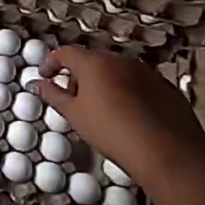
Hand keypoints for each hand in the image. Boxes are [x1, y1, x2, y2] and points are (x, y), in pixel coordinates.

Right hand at [31, 47, 204, 192]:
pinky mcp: (165, 86)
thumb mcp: (74, 115)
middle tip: (72, 97)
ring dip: (104, 83)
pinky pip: (138, 83)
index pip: (65, 53)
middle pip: (91, 60)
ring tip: (100, 109)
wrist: (166, 151)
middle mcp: (120, 60)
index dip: (51, 63)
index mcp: (94, 63)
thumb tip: (39, 84)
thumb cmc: (113, 132)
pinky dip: (127, 92)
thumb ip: (53, 95)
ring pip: (116, 70)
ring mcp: (146, 71)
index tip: (46, 76)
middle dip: (78, 75)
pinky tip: (126, 115)